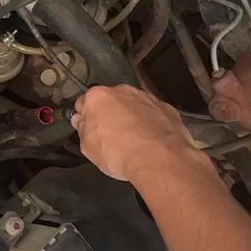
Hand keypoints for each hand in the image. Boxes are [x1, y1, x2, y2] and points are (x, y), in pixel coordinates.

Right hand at [71, 85, 206, 183]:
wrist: (158, 159)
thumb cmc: (119, 152)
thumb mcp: (88, 147)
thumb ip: (83, 130)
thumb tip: (83, 123)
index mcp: (98, 96)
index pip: (84, 103)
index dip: (85, 118)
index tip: (87, 129)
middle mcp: (123, 91)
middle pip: (111, 101)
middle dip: (110, 115)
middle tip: (110, 137)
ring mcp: (147, 98)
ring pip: (134, 106)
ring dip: (131, 118)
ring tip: (132, 142)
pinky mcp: (167, 109)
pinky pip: (153, 114)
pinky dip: (151, 124)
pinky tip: (149, 142)